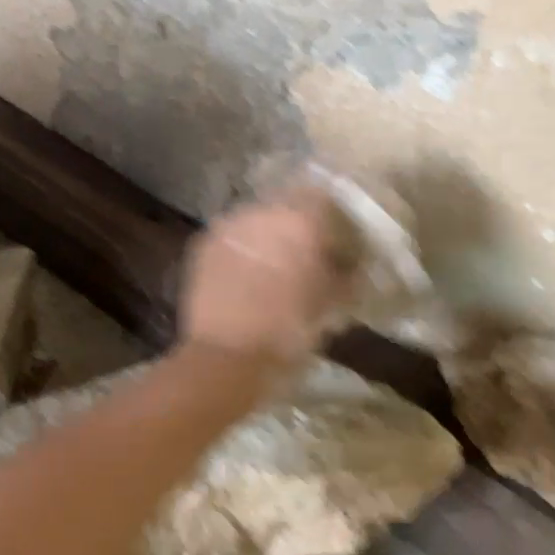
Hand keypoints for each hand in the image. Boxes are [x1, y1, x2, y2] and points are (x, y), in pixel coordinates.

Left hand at [178, 186, 355, 365]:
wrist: (227, 355)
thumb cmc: (289, 332)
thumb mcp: (331, 306)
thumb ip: (345, 276)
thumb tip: (351, 266)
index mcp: (300, 220)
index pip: (323, 198)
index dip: (331, 219)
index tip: (336, 241)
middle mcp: (262, 211)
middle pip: (286, 205)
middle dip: (296, 225)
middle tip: (304, 254)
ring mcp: (228, 224)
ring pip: (255, 218)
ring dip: (266, 235)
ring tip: (272, 266)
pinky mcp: (203, 241)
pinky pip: (231, 235)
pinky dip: (241, 248)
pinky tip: (245, 274)